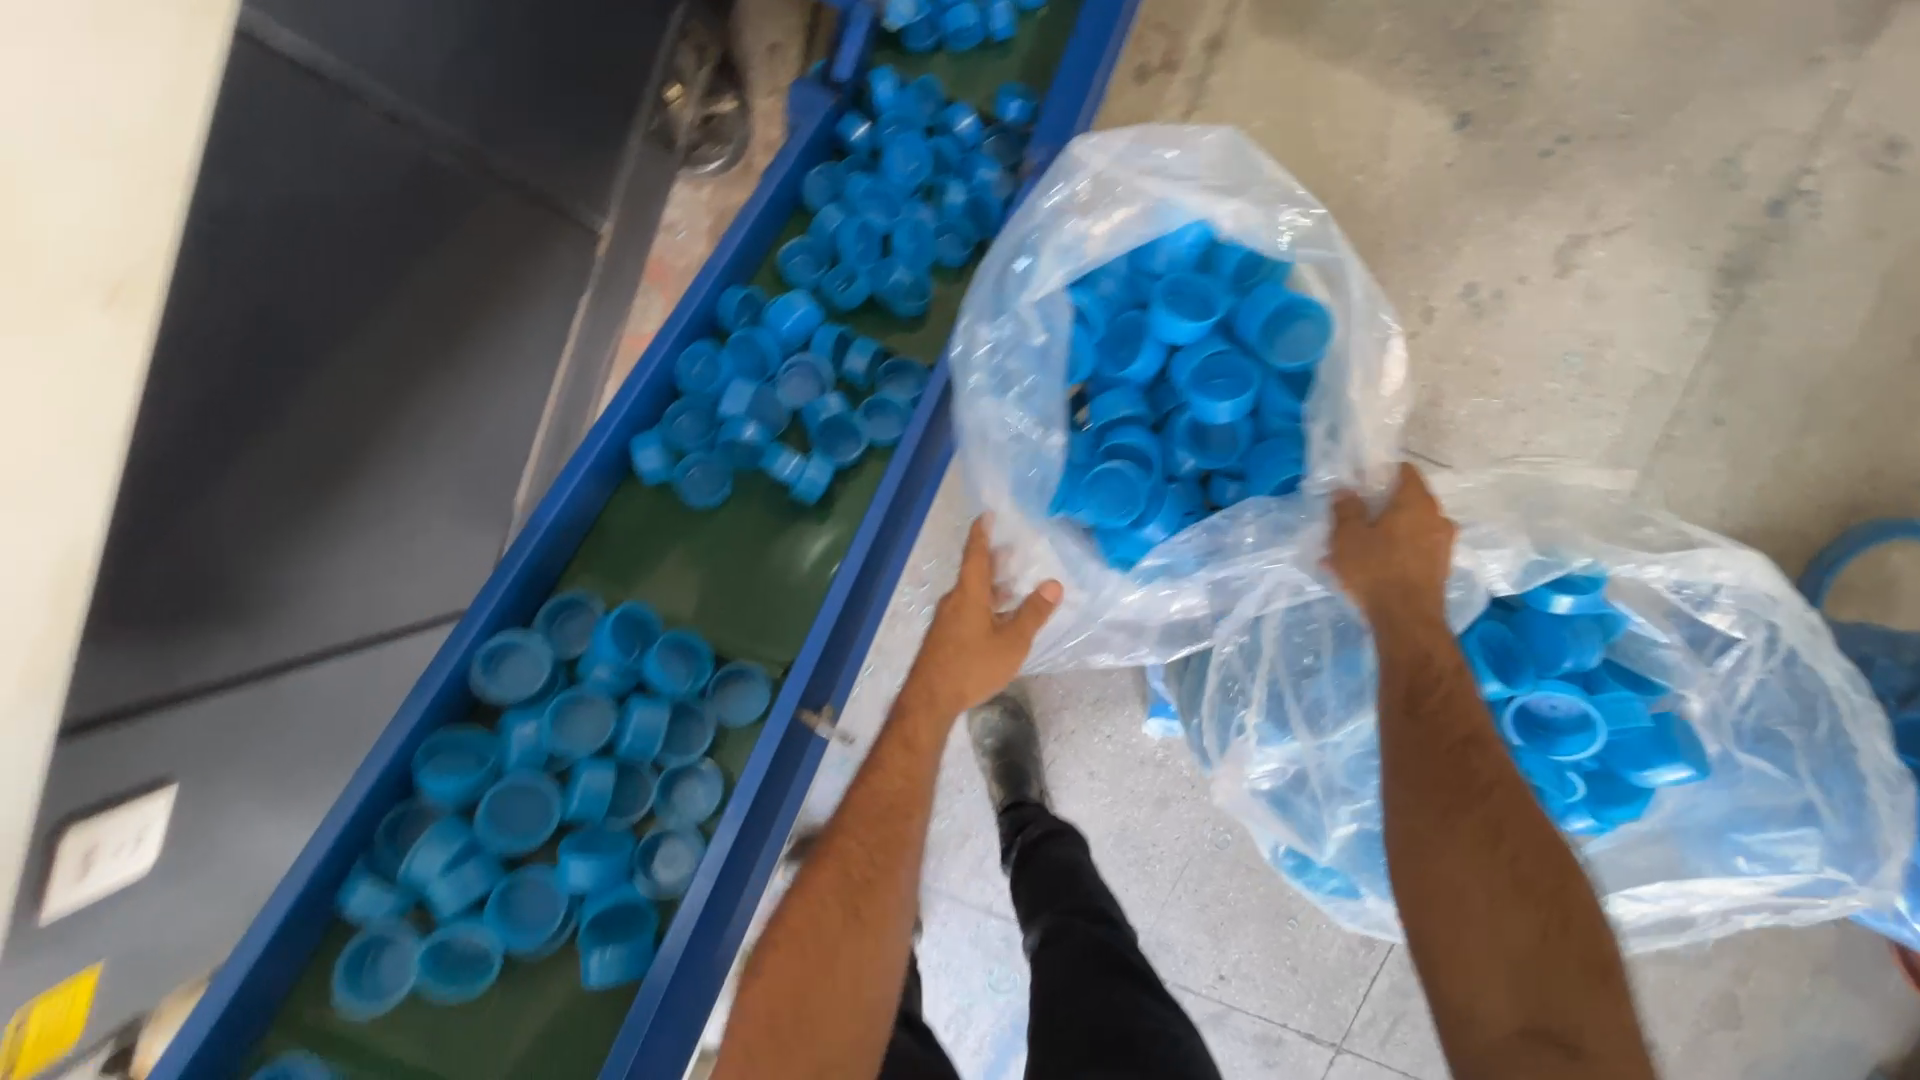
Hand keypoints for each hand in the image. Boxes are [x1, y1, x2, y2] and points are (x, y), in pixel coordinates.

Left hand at [900, 517, 1061, 720]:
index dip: (982, 533)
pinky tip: (997, 619)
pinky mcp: (944, 637)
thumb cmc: (973, 666)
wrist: (930, 698)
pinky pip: (967, 610)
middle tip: (1012, 551)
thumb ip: (1033, 613)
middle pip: (974, 573)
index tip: (987, 515)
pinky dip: (984, 605)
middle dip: (993, 562)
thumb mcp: (1012, 642)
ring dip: (991, 587)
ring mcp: (947, 619)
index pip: (976, 554)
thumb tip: (1053, 584)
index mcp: (969, 594)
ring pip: (971, 594)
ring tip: (1011, 585)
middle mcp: (954, 600)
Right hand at [1327, 463, 1456, 619]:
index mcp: (1416, 501)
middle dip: (1379, 507)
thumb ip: (1346, 509)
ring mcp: (1442, 544)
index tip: (1360, 483)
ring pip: (1408, 529)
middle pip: (1406, 501)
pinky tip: (1368, 570)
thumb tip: (1346, 491)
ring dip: (1384, 533)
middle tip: (1352, 519)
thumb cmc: (1375, 569)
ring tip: (1354, 550)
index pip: (1404, 471)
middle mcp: (1437, 517)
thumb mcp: (1347, 536)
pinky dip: (1393, 553)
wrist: (1407, 619)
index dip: (1381, 472)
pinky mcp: (1439, 569)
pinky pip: (1412, 550)